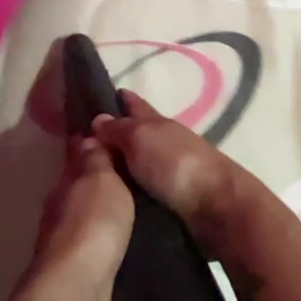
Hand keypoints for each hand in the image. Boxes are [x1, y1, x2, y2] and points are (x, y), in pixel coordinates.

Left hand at [26, 135, 134, 300]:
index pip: (77, 153)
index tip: (112, 132)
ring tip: (133, 205)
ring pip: (84, 214)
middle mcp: (60, 208)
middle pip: (79, 185)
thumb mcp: (101, 180)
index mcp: (65, 182)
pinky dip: (104, 236)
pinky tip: (121, 237)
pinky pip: (92, 241)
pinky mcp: (75, 267)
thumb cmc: (93, 223)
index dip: (91, 141)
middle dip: (99, 177)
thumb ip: (96, 158)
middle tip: (132, 171)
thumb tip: (87, 135)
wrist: (77, 286)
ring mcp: (64, 240)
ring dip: (102, 209)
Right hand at [92, 90, 255, 258]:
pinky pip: (146, 186)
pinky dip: (132, 186)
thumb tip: (99, 118)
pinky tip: (117, 193)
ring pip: (141, 160)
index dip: (123, 99)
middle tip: (84, 141)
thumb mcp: (141, 138)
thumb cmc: (175, 164)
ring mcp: (171, 171)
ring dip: (123, 162)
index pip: (137, 105)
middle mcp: (166, 142)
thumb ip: (119, 129)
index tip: (104, 95)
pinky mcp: (174, 198)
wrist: (215, 205)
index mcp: (159, 123)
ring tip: (95, 171)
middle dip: (117, 134)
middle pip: (138, 133)